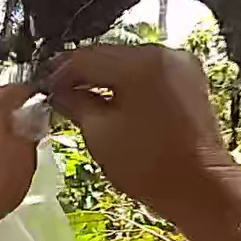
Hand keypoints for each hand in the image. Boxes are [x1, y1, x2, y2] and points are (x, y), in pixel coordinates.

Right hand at [41, 44, 240, 221]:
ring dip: (100, 77)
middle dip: (79, 73)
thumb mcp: (98, 133)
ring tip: (78, 98)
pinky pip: (145, 71)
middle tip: (55, 91)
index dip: (58, 72)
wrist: (197, 185)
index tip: (43, 85)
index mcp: (139, 66)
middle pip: (107, 54)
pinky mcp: (187, 80)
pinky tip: (107, 100)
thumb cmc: (148, 165)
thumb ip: (74, 104)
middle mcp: (163, 56)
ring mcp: (179, 66)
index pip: (85, 57)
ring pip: (126, 61)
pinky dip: (123, 82)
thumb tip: (59, 94)